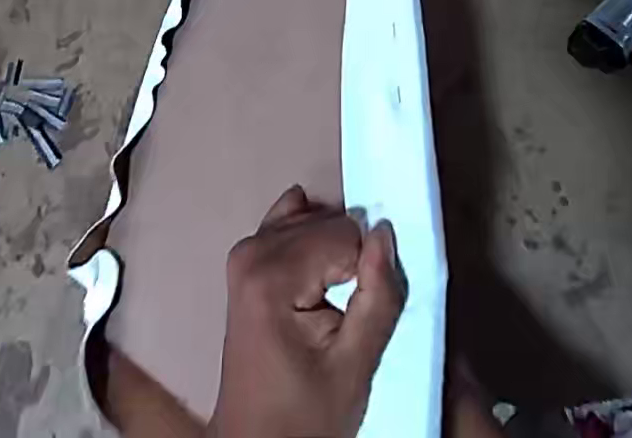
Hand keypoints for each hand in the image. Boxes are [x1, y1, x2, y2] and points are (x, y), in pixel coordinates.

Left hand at [208, 185, 405, 437]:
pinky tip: (317, 271)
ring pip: (319, 218)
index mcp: (272, 276)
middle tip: (343, 312)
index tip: (353, 314)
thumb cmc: (305, 414)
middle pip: (331, 222)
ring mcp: (246, 251)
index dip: (364, 271)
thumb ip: (378, 295)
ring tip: (328, 299)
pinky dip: (315, 235)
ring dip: (334, 252)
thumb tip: (384, 231)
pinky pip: (294, 217)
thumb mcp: (356, 367)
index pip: (348, 234)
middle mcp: (252, 250)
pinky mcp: (248, 257)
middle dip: (350, 259)